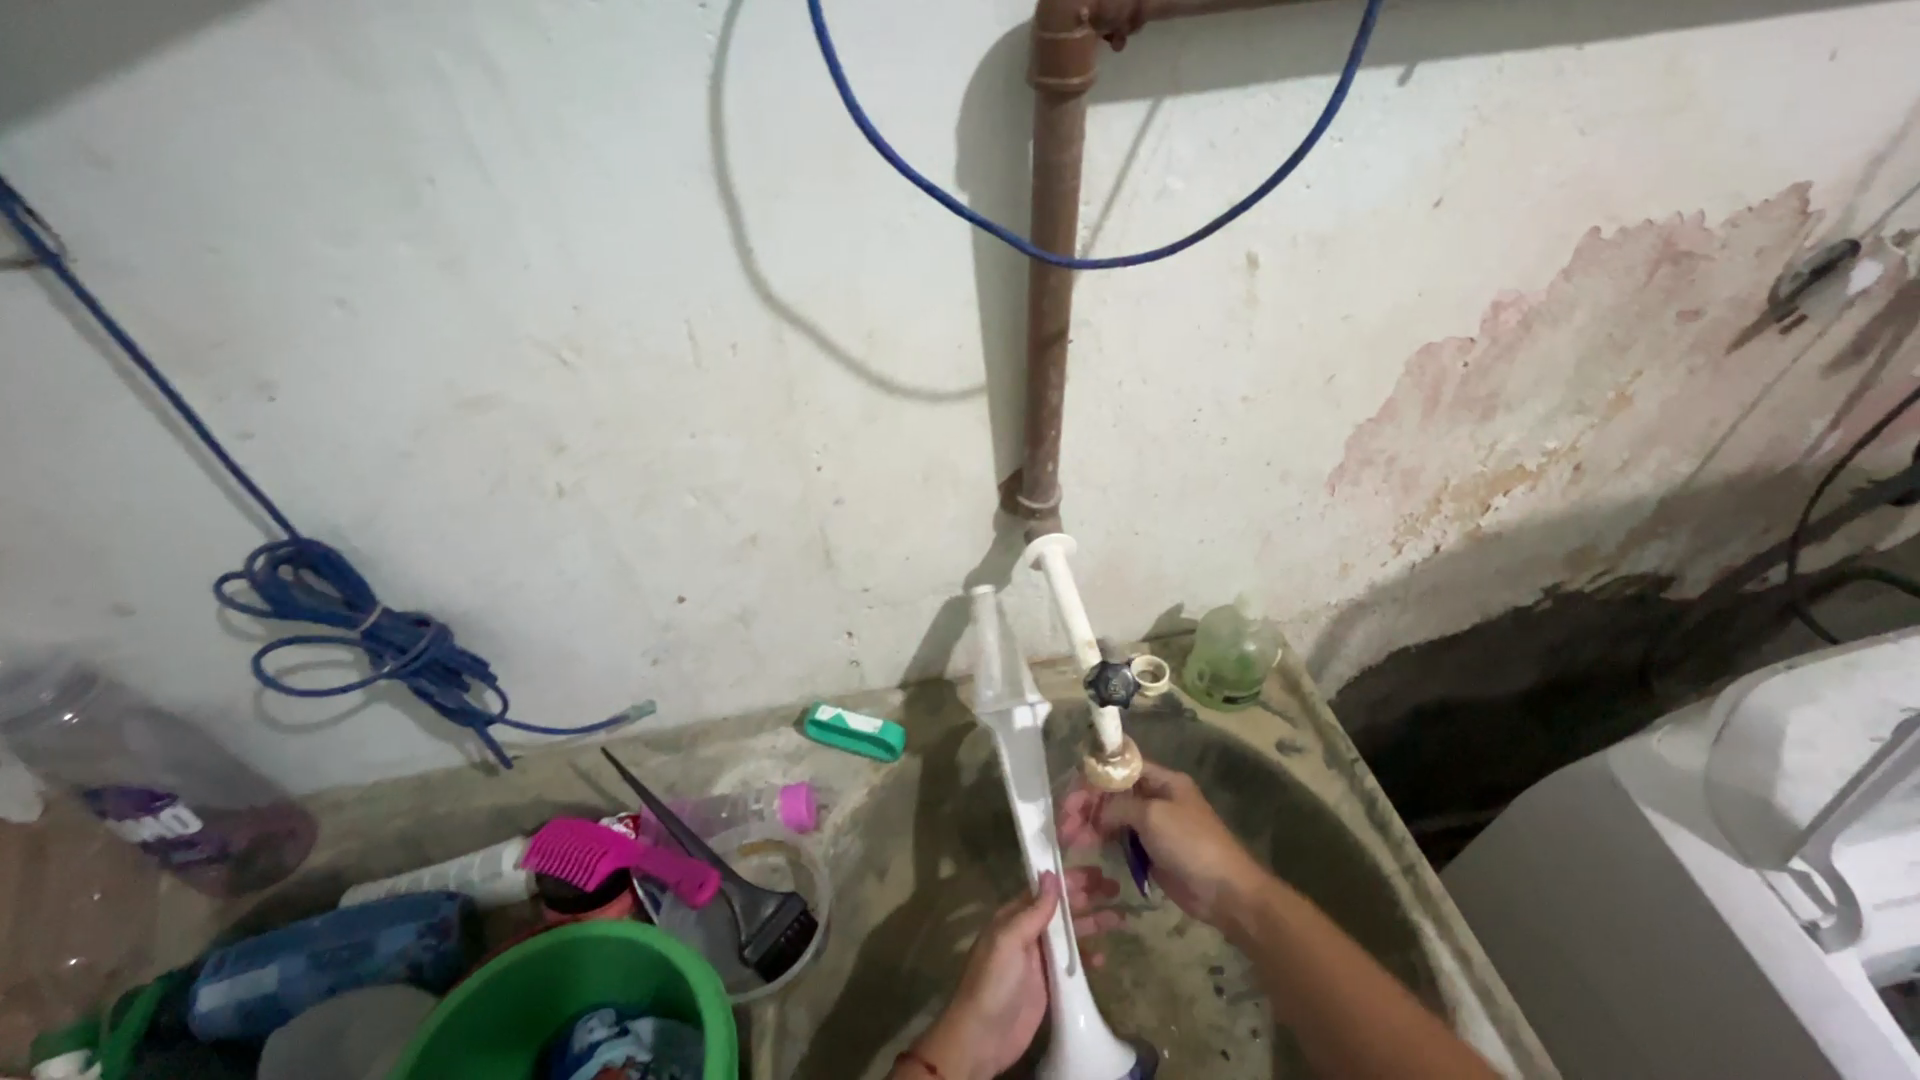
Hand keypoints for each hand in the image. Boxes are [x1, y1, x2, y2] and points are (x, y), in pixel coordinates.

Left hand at [907, 869, 1123, 1079]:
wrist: (983, 1036)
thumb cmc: (993, 981)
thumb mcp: (1009, 940)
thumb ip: (1032, 910)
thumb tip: (1051, 875)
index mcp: (1013, 917)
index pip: (1045, 890)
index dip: (1069, 880)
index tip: (1095, 871)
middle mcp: (1027, 933)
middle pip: (1061, 909)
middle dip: (1086, 897)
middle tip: (1115, 887)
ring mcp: (1039, 959)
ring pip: (1070, 935)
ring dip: (1093, 924)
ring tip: (1119, 918)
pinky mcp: (1049, 984)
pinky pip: (1072, 965)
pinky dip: (1087, 958)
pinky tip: (1102, 959)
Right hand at [1058, 760, 1267, 928]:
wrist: (1225, 891)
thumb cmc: (1191, 844)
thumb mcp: (1153, 816)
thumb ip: (1119, 806)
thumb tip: (1097, 813)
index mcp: (1163, 780)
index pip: (1121, 767)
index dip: (1094, 777)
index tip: (1072, 796)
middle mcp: (1156, 798)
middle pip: (1113, 792)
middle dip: (1087, 805)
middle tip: (1064, 825)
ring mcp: (1154, 825)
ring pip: (1113, 816)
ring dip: (1090, 824)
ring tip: (1070, 840)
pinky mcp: (1151, 851)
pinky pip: (1120, 839)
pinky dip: (1102, 840)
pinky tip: (1086, 847)